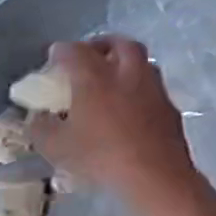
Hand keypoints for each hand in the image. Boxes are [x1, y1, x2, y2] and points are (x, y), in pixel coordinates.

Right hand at [31, 36, 200, 209]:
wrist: (156, 172)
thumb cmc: (100, 156)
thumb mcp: (54, 144)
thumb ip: (43, 124)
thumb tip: (45, 115)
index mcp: (97, 80)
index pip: (77, 51)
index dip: (63, 50)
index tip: (56, 55)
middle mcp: (131, 78)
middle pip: (125, 45)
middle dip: (105, 43)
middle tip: (90, 54)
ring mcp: (157, 91)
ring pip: (145, 63)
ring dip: (127, 63)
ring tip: (109, 78)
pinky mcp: (172, 107)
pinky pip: (155, 86)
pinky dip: (140, 85)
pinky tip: (128, 102)